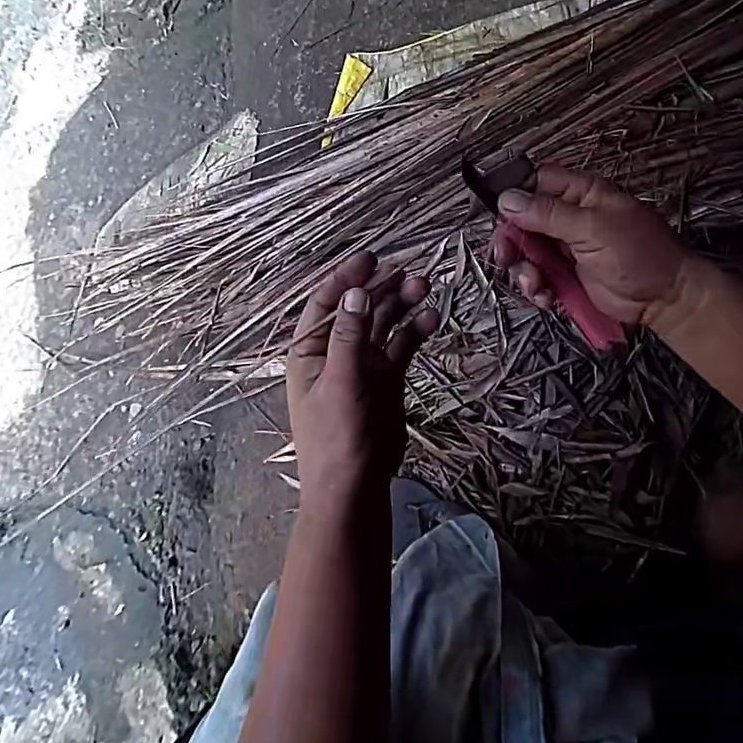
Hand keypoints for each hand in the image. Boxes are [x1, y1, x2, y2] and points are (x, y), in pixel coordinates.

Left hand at [286, 252, 436, 509]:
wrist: (355, 484)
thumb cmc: (335, 437)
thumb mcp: (339, 383)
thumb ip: (349, 337)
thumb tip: (357, 293)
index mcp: (311, 350)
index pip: (327, 302)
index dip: (346, 277)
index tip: (370, 258)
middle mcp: (337, 351)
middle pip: (360, 307)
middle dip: (381, 287)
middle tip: (407, 272)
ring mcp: (365, 363)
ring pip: (384, 322)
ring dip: (401, 303)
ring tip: (423, 286)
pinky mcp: (387, 377)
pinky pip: (402, 345)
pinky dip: (415, 329)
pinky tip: (431, 317)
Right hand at [488, 166, 693, 327]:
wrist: (665, 299)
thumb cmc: (644, 255)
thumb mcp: (594, 228)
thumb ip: (549, 214)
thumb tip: (510, 199)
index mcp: (582, 194)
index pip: (536, 182)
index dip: (515, 196)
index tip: (500, 216)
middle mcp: (570, 217)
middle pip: (523, 220)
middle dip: (511, 240)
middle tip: (506, 256)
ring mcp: (566, 247)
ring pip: (526, 251)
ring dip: (523, 269)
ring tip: (535, 283)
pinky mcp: (565, 275)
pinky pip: (536, 276)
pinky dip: (535, 287)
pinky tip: (545, 295)